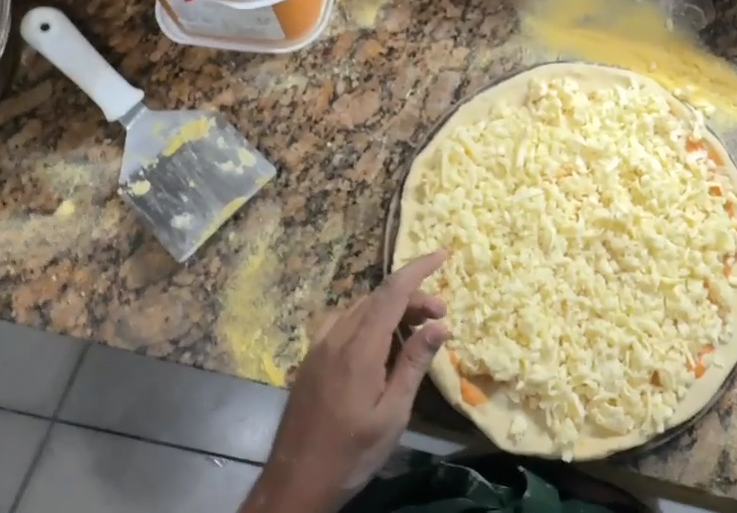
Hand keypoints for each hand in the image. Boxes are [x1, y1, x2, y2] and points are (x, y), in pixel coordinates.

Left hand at [240, 250, 449, 512]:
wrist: (294, 483)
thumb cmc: (350, 453)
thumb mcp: (393, 414)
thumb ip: (415, 363)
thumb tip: (440, 323)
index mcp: (359, 348)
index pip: (393, 292)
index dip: (418, 268)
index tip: (442, 254)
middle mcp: (336, 337)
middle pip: (378, 298)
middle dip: (413, 298)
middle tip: (440, 319)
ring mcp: (319, 347)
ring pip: (360, 307)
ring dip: (390, 309)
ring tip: (414, 333)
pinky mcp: (310, 360)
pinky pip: (343, 322)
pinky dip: (368, 319)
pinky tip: (378, 344)